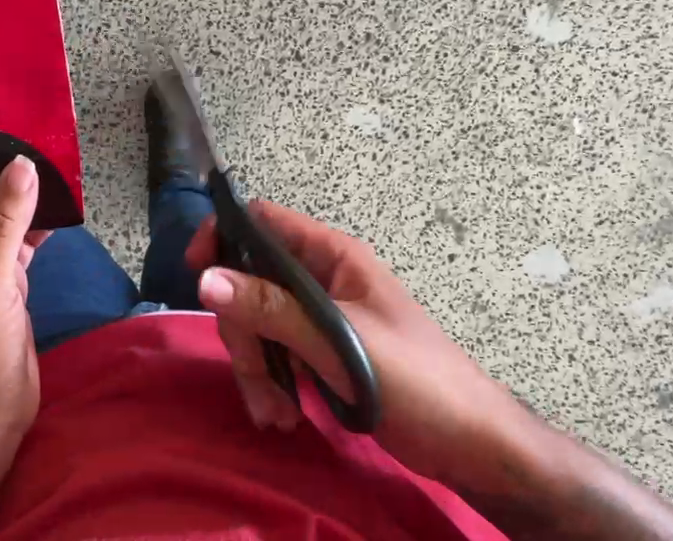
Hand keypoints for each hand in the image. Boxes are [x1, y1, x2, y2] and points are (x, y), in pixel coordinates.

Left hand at [0, 155, 50, 455]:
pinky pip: (22, 248)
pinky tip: (59, 209)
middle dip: (5, 181)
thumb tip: (22, 164)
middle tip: (36, 140)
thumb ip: (5, 223)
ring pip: (4, 226)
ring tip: (53, 165)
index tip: (4, 132)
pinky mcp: (7, 289)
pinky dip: (39, 231)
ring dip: (25, 204)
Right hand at [188, 201, 540, 492]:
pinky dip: (269, 383)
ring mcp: (317, 318)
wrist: (475, 449)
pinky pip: (272, 354)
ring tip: (274, 413)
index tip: (197, 271)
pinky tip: (282, 416)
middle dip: (242, 331)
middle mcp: (319, 279)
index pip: (262, 222)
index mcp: (332, 256)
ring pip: (255, 323)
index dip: (224, 236)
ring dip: (255, 367)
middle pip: (249, 282)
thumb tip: (206, 277)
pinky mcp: (317, 354)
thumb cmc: (420, 381)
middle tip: (252, 374)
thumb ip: (272, 309)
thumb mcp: (341, 343)